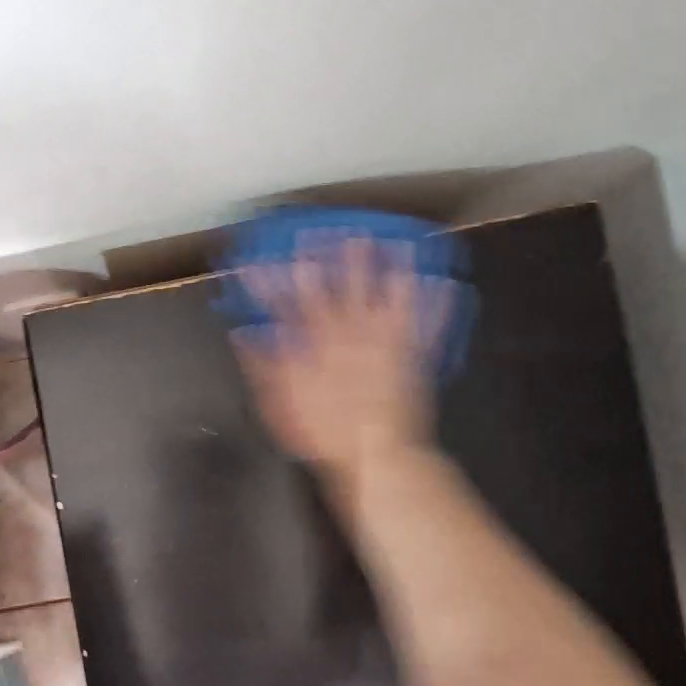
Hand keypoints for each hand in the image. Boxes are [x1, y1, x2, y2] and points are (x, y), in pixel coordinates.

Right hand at [230, 235, 452, 479]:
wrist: (377, 455)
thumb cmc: (323, 434)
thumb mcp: (280, 403)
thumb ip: (263, 365)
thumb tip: (244, 334)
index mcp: (315, 344)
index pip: (289, 303)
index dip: (275, 279)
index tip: (264, 258)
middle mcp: (349, 334)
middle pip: (338, 288)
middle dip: (329, 257)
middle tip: (326, 230)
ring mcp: (385, 341)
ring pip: (384, 294)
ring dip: (385, 267)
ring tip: (388, 240)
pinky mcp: (413, 355)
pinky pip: (427, 323)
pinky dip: (434, 302)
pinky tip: (441, 283)